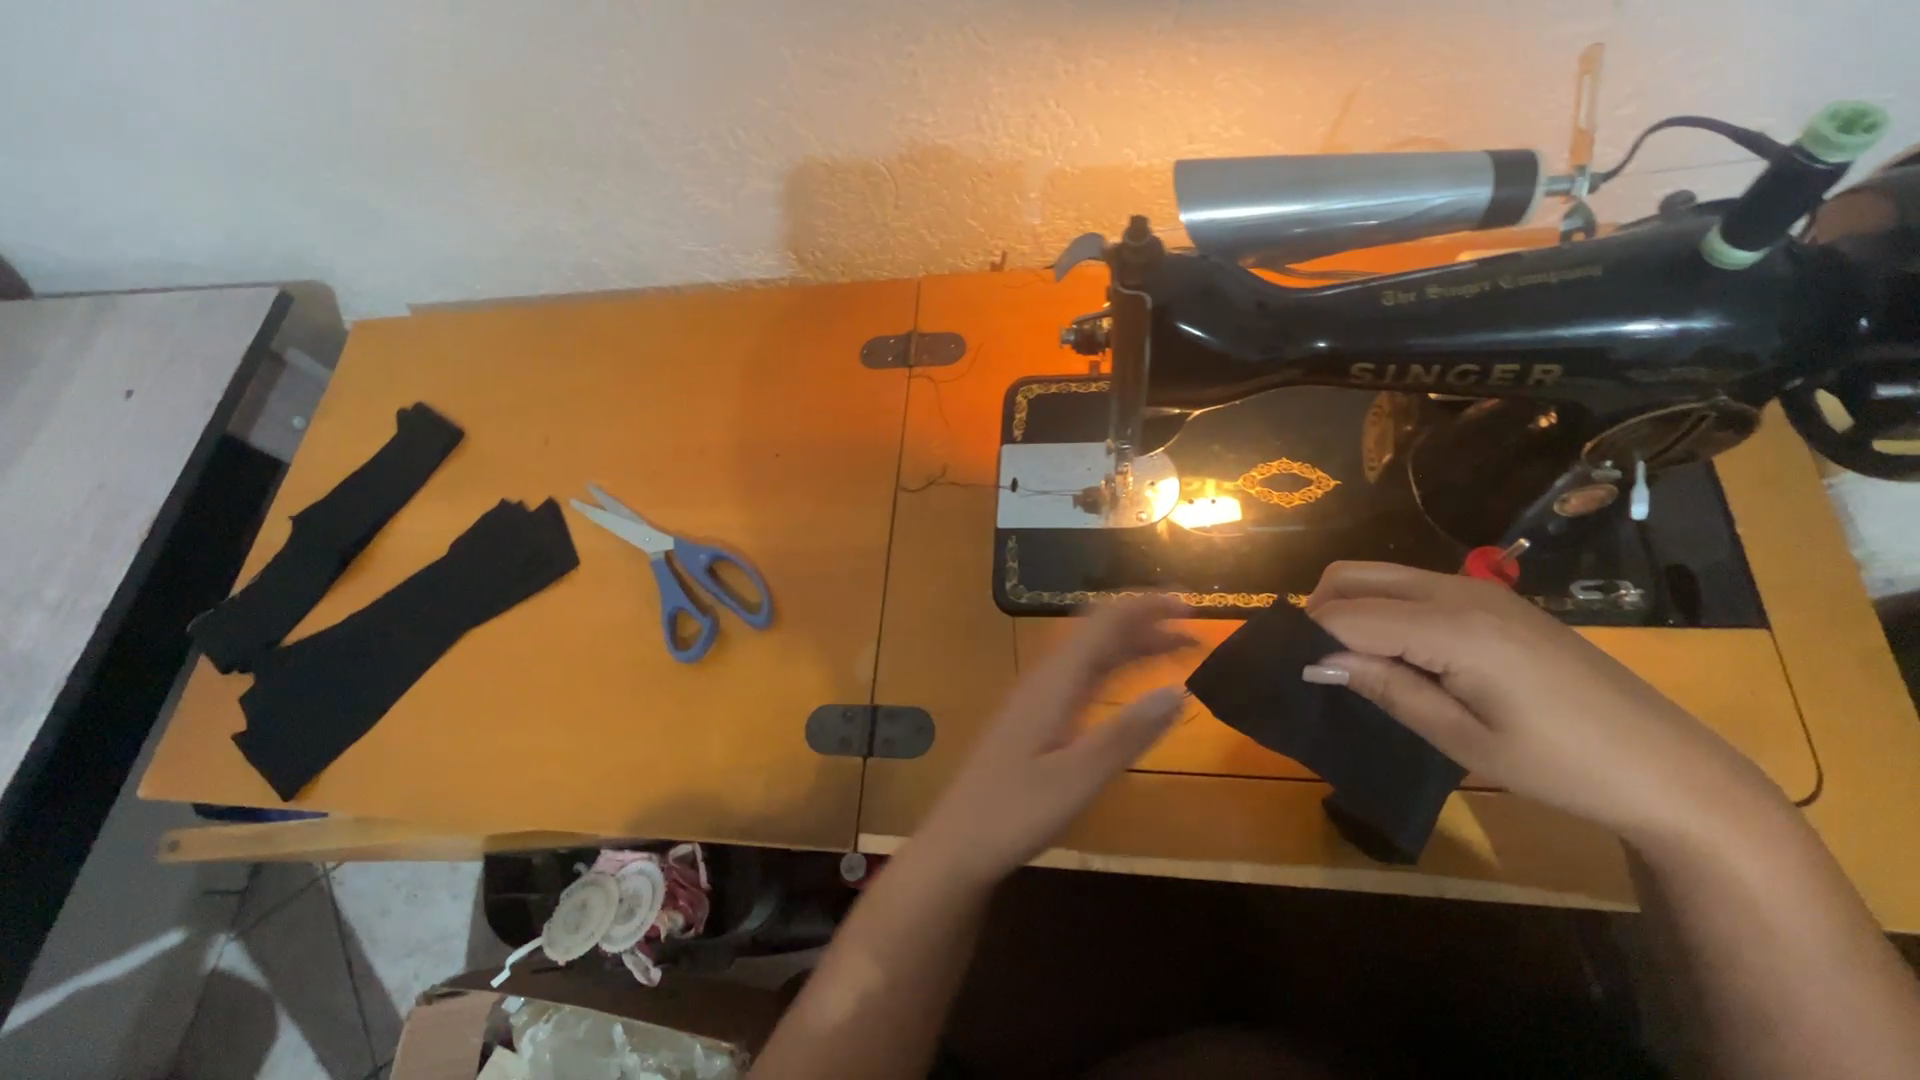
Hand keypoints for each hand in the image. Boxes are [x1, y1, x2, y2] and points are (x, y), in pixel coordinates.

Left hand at [913, 595, 1195, 886]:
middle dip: (1144, 625)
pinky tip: (1124, 689)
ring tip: (1171, 651)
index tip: (1190, 606)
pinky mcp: (1031, 722)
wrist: (956, 845)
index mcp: (1053, 684)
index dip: (1145, 607)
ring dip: (1128, 646)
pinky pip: (1078, 679)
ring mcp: (1033, 701)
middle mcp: (1042, 681)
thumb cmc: (1015, 812)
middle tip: (1193, 632)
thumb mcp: (1079, 778)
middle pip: (1096, 635)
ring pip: (1087, 656)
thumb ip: (1127, 734)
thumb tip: (1180, 689)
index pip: (1103, 624)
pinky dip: (1110, 671)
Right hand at [1305, 561, 1783, 846]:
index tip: (1287, 673)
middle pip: (1354, 576)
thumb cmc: (1559, 765)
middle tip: (1312, 666)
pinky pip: (1414, 588)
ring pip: (1382, 576)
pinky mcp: (1496, 603)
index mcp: (1452, 626)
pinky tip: (1393, 654)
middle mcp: (1460, 591)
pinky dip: (1383, 609)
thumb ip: (1386, 687)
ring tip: (1347, 664)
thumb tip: (1316, 661)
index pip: (1348, 614)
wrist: (1666, 766)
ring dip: (1349, 608)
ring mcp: (1481, 591)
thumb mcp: (1461, 738)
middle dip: (1318, 611)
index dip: (1308, 640)